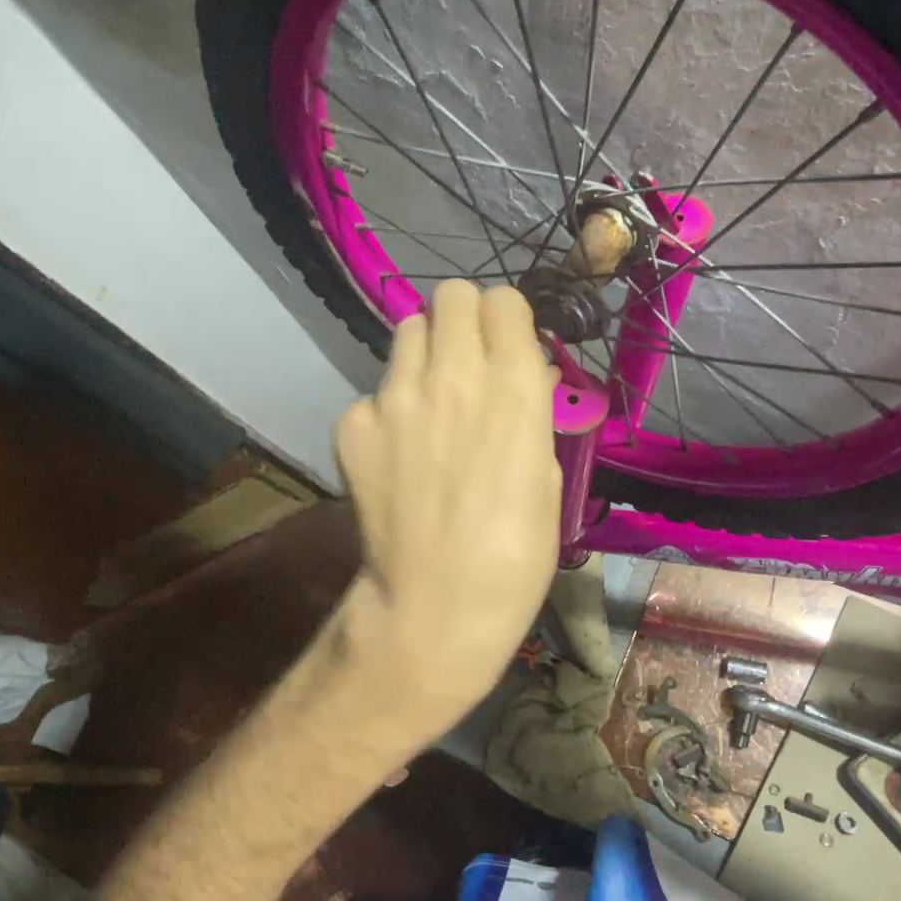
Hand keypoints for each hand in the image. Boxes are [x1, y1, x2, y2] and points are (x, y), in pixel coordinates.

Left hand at [332, 280, 562, 735]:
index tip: (508, 348)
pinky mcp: (352, 423)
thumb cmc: (515, 555)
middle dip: (464, 320)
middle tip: (468, 362)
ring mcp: (394, 397)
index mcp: (513, 387)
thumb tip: (522, 378)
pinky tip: (397, 456)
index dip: (507, 322)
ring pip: (407, 331)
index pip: (503, 300)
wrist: (435, 605)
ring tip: (431, 404)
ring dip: (425, 354)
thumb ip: (532, 413)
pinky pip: (374, 393)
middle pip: (451, 295)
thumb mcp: (548, 478)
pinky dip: (388, 411)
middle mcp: (452, 375)